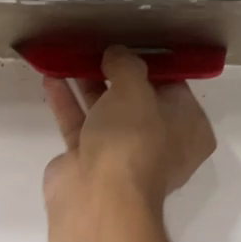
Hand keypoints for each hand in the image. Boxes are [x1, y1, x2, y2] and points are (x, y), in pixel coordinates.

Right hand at [43, 46, 217, 213]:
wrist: (99, 196)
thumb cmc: (133, 139)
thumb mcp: (136, 90)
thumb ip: (127, 65)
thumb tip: (116, 53)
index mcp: (189, 128)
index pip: (173, 88)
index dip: (150, 65)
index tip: (129, 45)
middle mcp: (159, 143)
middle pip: (136, 100)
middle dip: (114, 74)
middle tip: (96, 48)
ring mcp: (122, 154)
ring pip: (105, 112)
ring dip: (87, 85)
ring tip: (70, 57)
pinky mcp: (89, 161)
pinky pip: (79, 124)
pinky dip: (67, 102)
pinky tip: (51, 78)